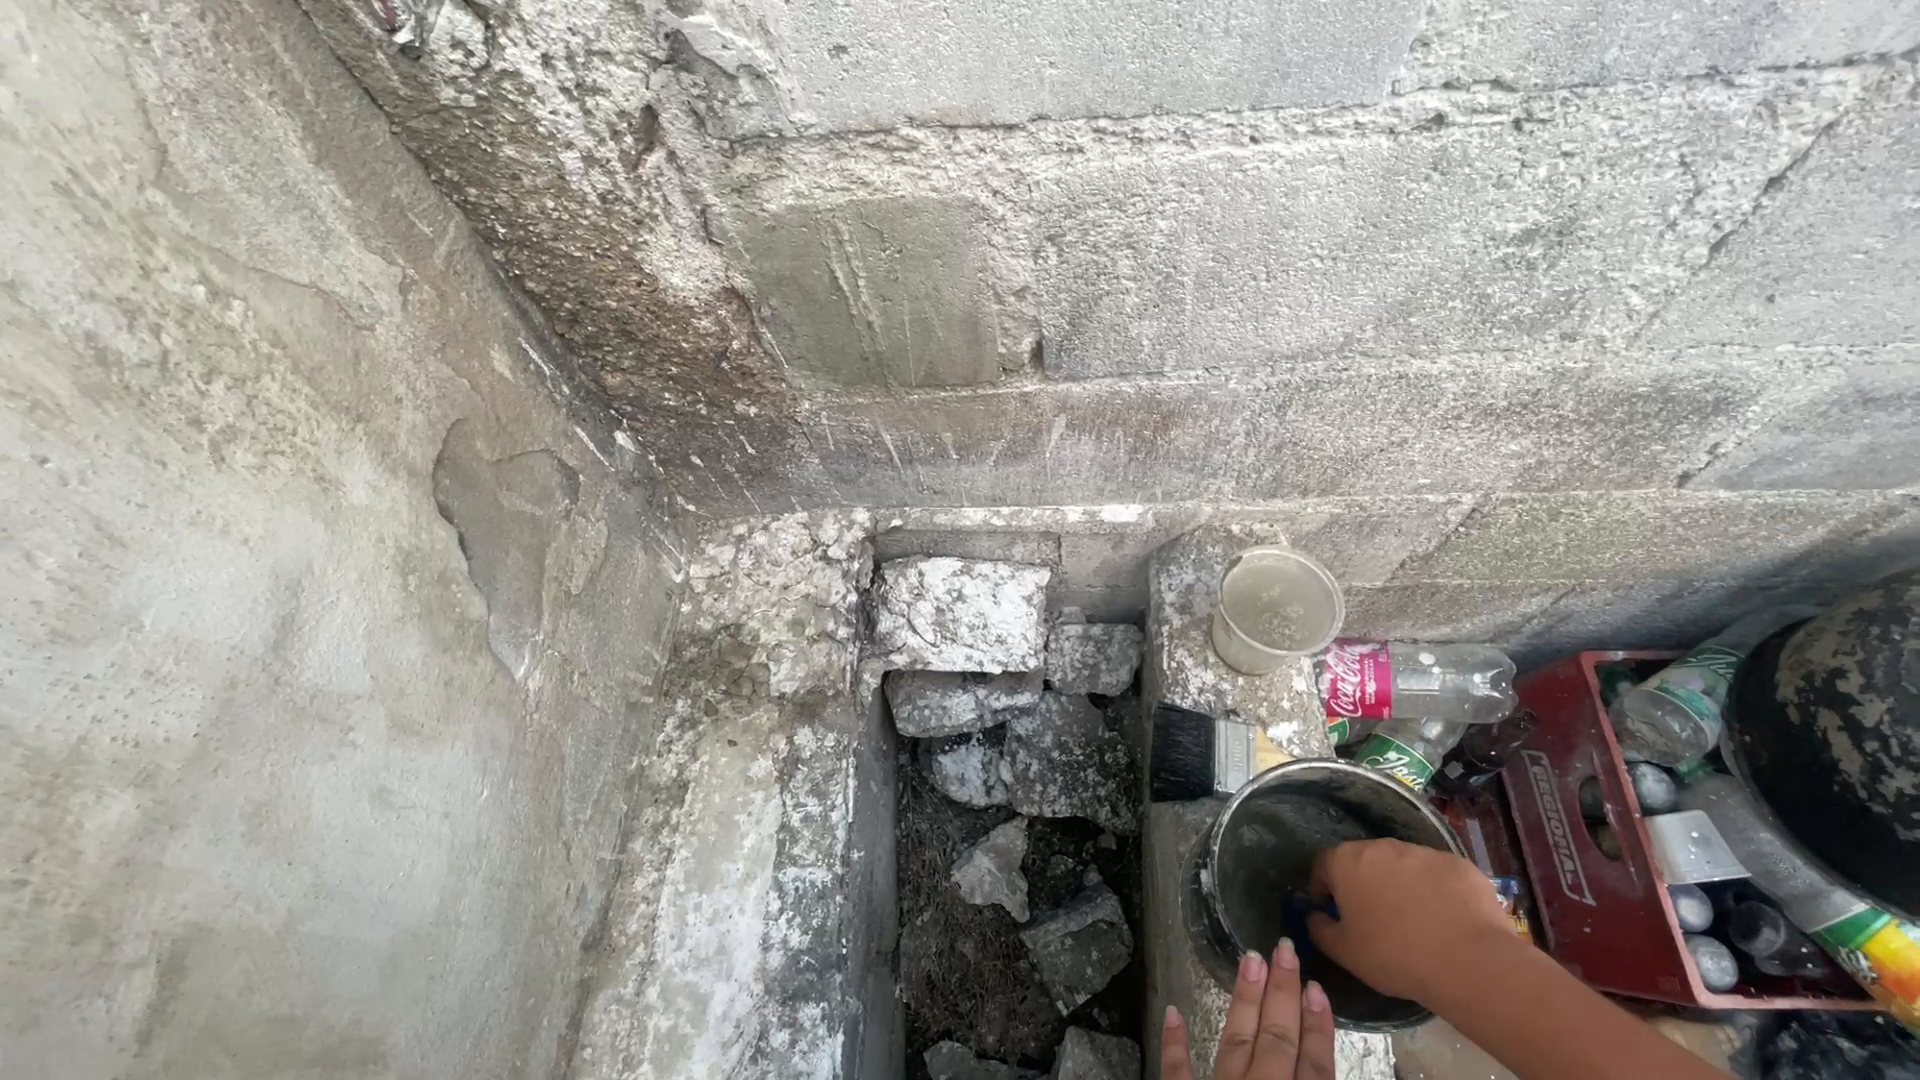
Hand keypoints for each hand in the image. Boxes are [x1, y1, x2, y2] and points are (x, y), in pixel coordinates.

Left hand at [1162, 939, 1335, 1079]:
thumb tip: (1319, 1065)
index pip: (1315, 1070)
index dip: (1318, 1029)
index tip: (1317, 988)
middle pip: (1277, 1043)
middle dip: (1282, 995)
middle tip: (1285, 949)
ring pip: (1234, 1044)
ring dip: (1244, 1002)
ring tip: (1250, 960)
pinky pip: (1177, 1074)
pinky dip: (1174, 1044)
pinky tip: (1173, 1012)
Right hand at [1307, 838, 1513, 1002]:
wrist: (1470, 962)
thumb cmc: (1394, 954)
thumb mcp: (1344, 952)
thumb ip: (1319, 929)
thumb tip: (1315, 916)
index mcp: (1347, 861)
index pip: (1323, 864)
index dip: (1323, 886)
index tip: (1330, 909)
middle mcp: (1382, 846)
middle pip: (1364, 861)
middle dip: (1364, 883)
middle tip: (1373, 917)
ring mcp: (1423, 852)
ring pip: (1403, 866)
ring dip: (1401, 885)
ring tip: (1415, 921)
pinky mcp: (1459, 865)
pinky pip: (1439, 876)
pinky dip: (1437, 892)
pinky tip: (1447, 921)